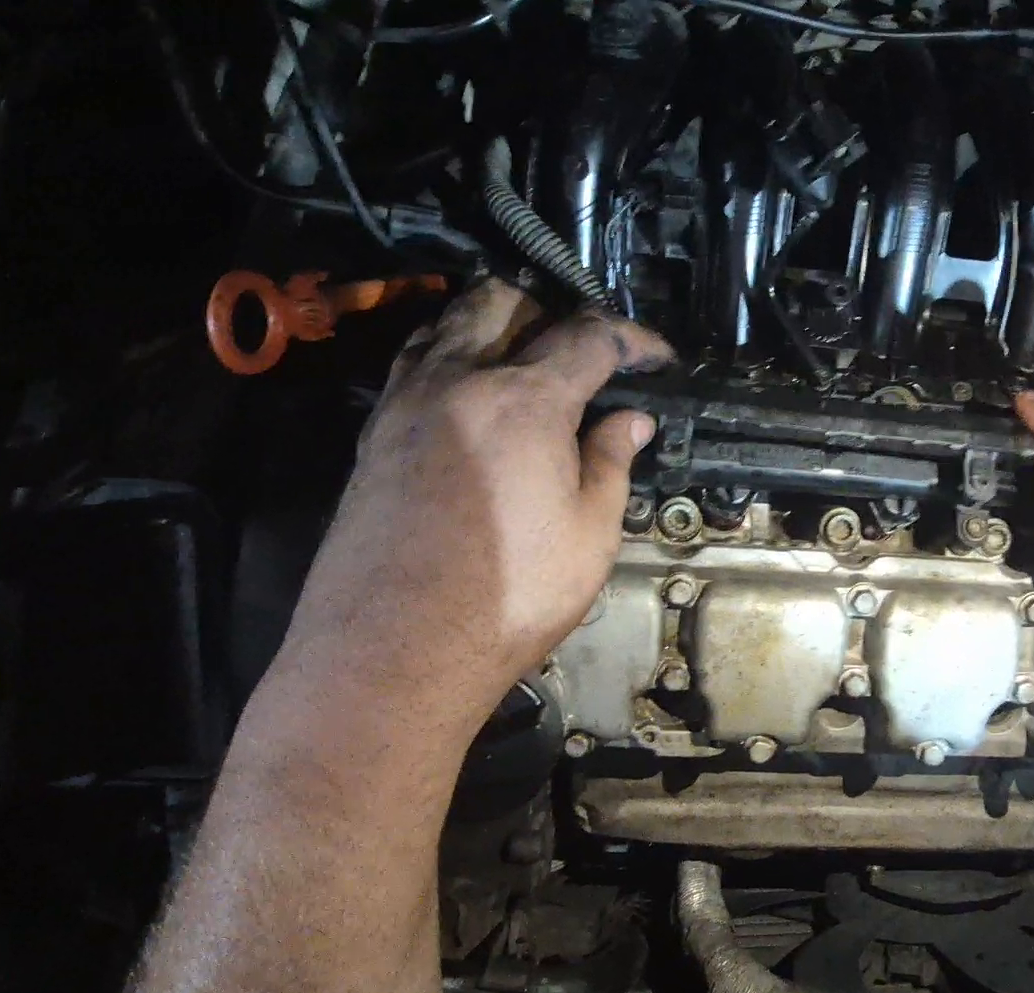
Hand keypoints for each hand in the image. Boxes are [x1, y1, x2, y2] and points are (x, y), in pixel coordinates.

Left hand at [282, 279, 669, 712]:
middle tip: (584, 356)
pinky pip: (416, 361)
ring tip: (526, 364)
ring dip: (496, 324)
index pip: (589, 337)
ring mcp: (408, 400)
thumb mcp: (589, 535)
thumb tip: (631, 421)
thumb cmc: (511, 594)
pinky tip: (472, 397)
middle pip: (505, 302)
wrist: (397, 648)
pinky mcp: (376, 431)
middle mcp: (460, 379)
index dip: (633, 339)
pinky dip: (451, 356)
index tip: (657, 358)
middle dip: (554, 313)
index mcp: (525, 400)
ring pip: (451, 322)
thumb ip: (610, 463)